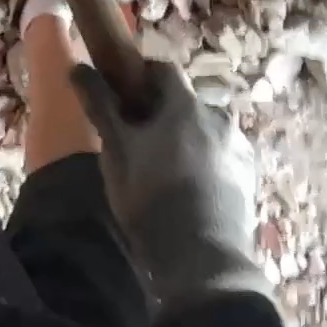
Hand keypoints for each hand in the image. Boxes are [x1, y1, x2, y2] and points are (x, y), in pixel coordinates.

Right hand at [71, 60, 267, 311]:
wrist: (202, 261)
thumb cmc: (151, 197)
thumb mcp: (116, 150)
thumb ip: (100, 105)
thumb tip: (77, 66)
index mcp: (187, 105)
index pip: (163, 69)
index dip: (140, 74)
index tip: (121, 91)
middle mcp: (220, 117)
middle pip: (185, 101)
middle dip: (162, 110)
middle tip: (137, 135)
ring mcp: (239, 148)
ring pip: (204, 129)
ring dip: (184, 136)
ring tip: (162, 165)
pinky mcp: (249, 177)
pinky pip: (220, 155)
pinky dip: (203, 159)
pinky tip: (186, 185)